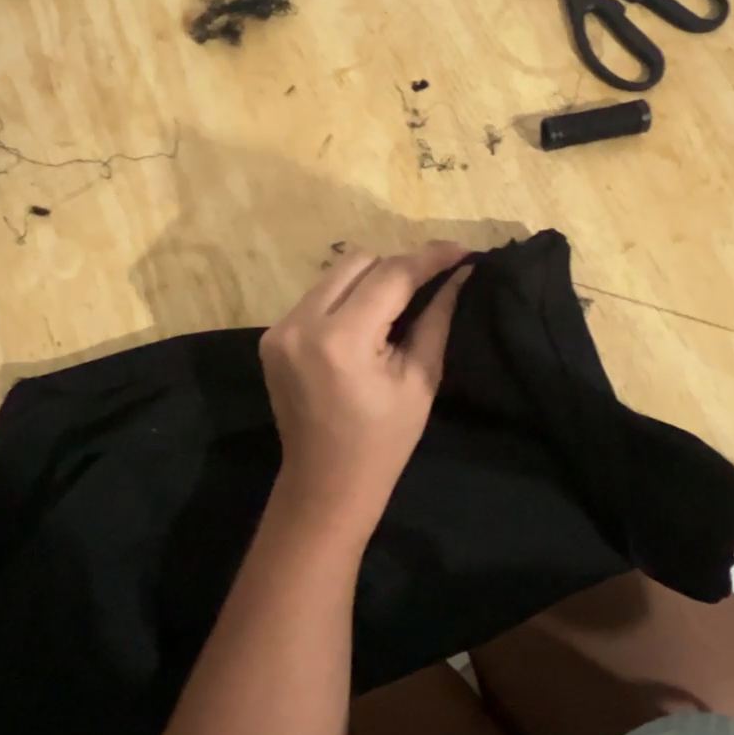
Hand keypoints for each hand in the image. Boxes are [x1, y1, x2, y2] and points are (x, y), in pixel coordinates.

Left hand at [258, 242, 471, 534]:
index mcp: (341, 340)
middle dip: (398, 267)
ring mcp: (280, 329)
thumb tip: (460, 274)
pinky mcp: (271, 337)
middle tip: (431, 283)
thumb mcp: (420, 380)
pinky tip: (365, 322)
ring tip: (399, 304)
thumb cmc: (382, 442)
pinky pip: (316, 297)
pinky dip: (345, 299)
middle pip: (358, 262)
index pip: (391, 275)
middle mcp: (301, 324)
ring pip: (334, 274)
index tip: (462, 250)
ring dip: (370, 280)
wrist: (323, 484)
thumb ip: (437, 318)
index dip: (429, 258)